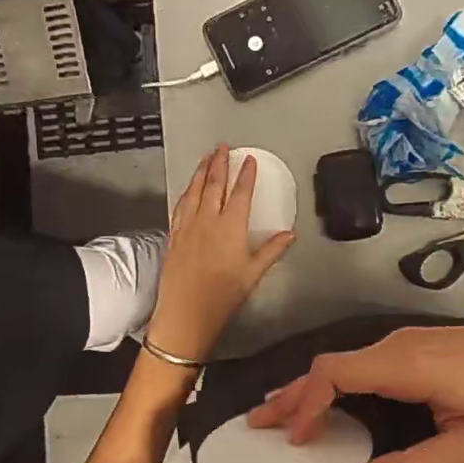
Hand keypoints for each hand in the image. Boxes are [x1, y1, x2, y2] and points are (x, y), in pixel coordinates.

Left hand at [145, 146, 294, 360]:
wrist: (185, 315)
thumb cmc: (221, 298)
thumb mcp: (252, 275)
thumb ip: (271, 251)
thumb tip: (289, 235)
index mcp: (230, 227)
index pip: (240, 193)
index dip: (245, 174)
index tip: (248, 160)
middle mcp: (207, 221)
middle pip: (213, 184)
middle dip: (219, 163)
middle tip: (222, 147)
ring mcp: (188, 227)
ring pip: (194, 191)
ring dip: (200, 172)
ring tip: (206, 158)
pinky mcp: (174, 236)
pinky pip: (180, 206)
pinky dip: (186, 192)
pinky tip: (188, 189)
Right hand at [247, 326, 463, 462]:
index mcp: (411, 365)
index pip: (335, 374)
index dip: (305, 404)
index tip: (292, 441)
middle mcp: (406, 343)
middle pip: (334, 363)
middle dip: (295, 394)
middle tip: (261, 423)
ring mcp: (419, 339)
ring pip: (351, 360)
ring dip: (315, 387)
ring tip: (287, 412)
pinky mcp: (431, 344)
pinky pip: (371, 360)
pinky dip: (342, 380)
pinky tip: (335, 394)